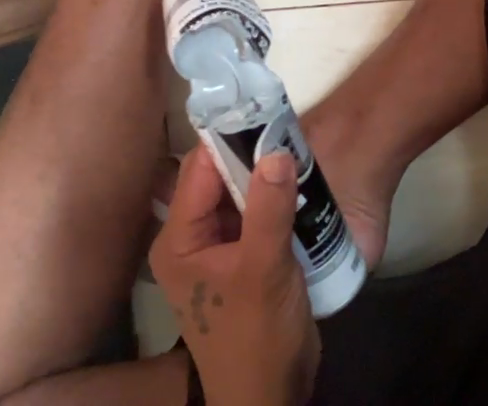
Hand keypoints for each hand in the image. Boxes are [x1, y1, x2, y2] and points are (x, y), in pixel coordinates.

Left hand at [150, 148, 319, 405]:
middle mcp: (194, 240)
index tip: (264, 111)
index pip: (199, 172)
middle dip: (253, 155)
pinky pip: (261, 213)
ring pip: (244, 194)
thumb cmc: (256, 334)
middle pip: (221, 180)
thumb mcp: (264, 268)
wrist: (272, 394)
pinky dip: (280, 199)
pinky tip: (307, 184)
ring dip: (269, 176)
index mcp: (180, 241)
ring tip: (304, 147)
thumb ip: (269, 208)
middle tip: (290, 127)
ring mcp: (223, 250)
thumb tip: (276, 150)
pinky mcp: (249, 258)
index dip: (229, 140)